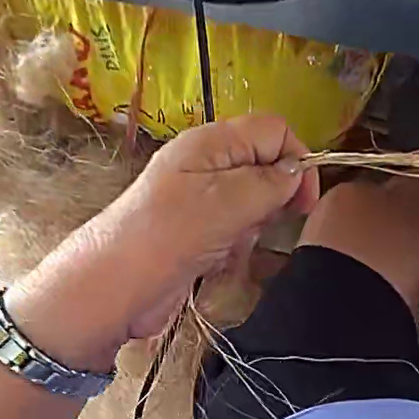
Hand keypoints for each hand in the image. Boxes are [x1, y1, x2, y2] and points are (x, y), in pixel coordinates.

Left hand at [9, 115, 319, 370]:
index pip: (273, 131)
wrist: (115, 287)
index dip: (296, 159)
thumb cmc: (169, 234)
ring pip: (253, 204)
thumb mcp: (228, 200)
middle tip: (257, 224)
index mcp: (212, 143)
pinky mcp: (196, 233)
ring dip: (253, 227)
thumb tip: (298, 170)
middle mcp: (207, 165)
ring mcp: (200, 201)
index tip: (303, 202)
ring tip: (229, 245)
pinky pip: (234, 231)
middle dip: (273, 198)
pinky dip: (235, 246)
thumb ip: (271, 181)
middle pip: (265, 167)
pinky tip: (217, 259)